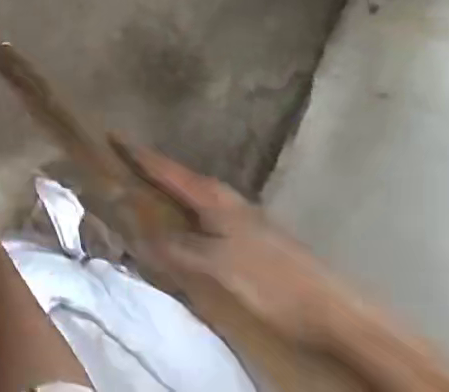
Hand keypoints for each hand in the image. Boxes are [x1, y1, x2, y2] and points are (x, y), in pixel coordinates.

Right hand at [119, 139, 360, 347]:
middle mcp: (225, 199)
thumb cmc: (271, 280)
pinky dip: (184, 212)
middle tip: (118, 162)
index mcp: (211, 196)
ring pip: (192, 197)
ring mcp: (242, 219)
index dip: (134, 152)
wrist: (340, 316)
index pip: (163, 167)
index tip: (108, 133)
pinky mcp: (253, 240)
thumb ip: (172, 246)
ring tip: (142, 191)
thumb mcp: (213, 264)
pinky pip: (204, 215)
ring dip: (167, 192)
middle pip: (178, 178)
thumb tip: (133, 231)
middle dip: (148, 169)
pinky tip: (180, 223)